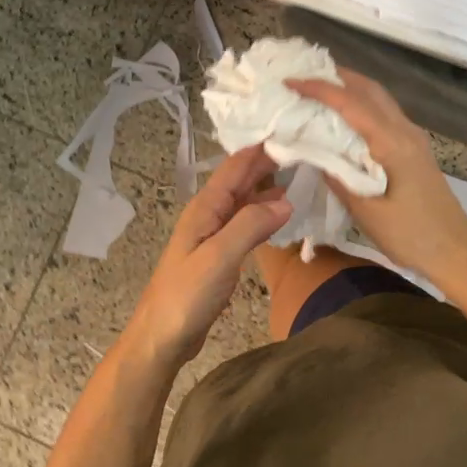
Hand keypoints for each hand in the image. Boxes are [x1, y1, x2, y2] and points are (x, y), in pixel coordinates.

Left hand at [123, 146, 292, 365]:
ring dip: (269, 184)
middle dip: (268, 160)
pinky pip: (246, 221)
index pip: (236, 166)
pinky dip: (265, 211)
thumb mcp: (220, 257)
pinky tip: (282, 211)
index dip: (260, 146)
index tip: (290, 128)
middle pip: (241, 178)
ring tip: (301, 170)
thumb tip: (286, 199)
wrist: (162, 338)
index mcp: (205, 207)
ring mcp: (214, 233)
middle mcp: (209, 213)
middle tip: (305, 145)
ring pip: (245, 198)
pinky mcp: (220, 253)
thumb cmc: (186, 296)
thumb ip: (251, 225)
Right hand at [288, 70, 466, 279]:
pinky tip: (344, 118)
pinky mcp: (414, 149)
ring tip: (318, 90)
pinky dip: (361, 104)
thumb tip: (312, 153)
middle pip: (369, 89)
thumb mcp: (367, 212)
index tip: (290, 82)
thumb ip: (339, 178)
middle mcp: (404, 131)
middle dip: (336, 77)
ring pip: (379, 98)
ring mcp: (413, 138)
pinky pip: (384, 113)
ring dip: (350, 88)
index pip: (352, 103)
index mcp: (392, 142)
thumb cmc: (412, 235)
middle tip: (303, 76)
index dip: (319, 89)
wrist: (456, 252)